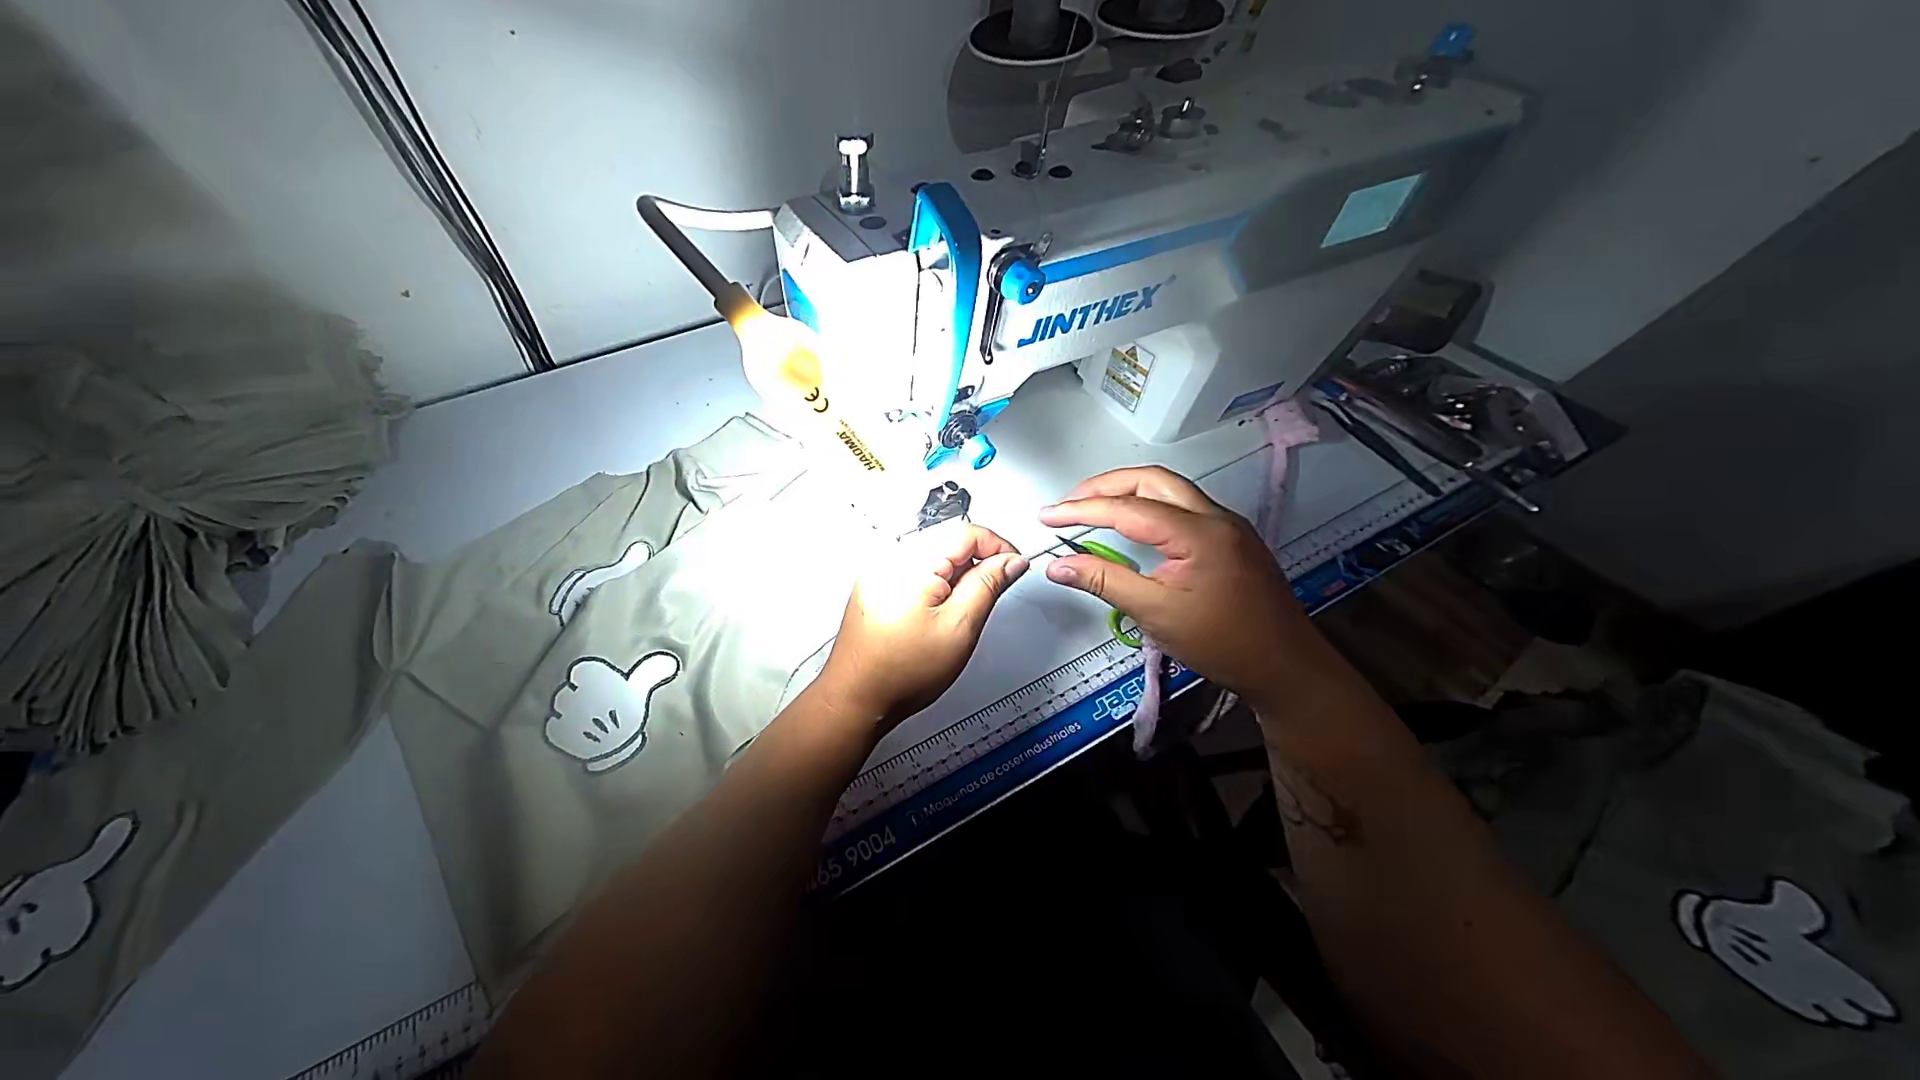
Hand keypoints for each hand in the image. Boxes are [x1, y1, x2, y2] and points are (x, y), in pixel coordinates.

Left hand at [814, 523, 1028, 730]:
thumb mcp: (960, 627)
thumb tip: (1011, 561)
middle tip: (989, 595)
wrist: (857, 697)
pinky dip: (937, 583)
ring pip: (936, 554)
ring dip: (958, 574)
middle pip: (951, 539)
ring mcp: (880, 569)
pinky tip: (936, 614)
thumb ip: (990, 585)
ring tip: (957, 613)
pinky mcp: (877, 583)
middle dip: (979, 562)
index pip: (969, 530)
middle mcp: (890, 558)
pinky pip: (917, 569)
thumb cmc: (898, 672)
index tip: (1014, 566)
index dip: (1000, 547)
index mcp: (911, 561)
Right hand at [1039, 466, 1309, 703]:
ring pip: (1170, 490)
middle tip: (1070, 502)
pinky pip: (1183, 508)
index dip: (1083, 510)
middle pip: (1152, 480)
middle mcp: (1216, 517)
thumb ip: (1105, 582)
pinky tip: (1132, 526)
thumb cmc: (1222, 643)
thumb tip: (1058, 566)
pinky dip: (1150, 507)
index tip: (1048, 516)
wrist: (1286, 668)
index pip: (1129, 508)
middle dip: (1106, 486)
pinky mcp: (1232, 538)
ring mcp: (1228, 525)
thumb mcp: (1156, 613)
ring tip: (1093, 508)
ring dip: (1129, 492)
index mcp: (1199, 532)